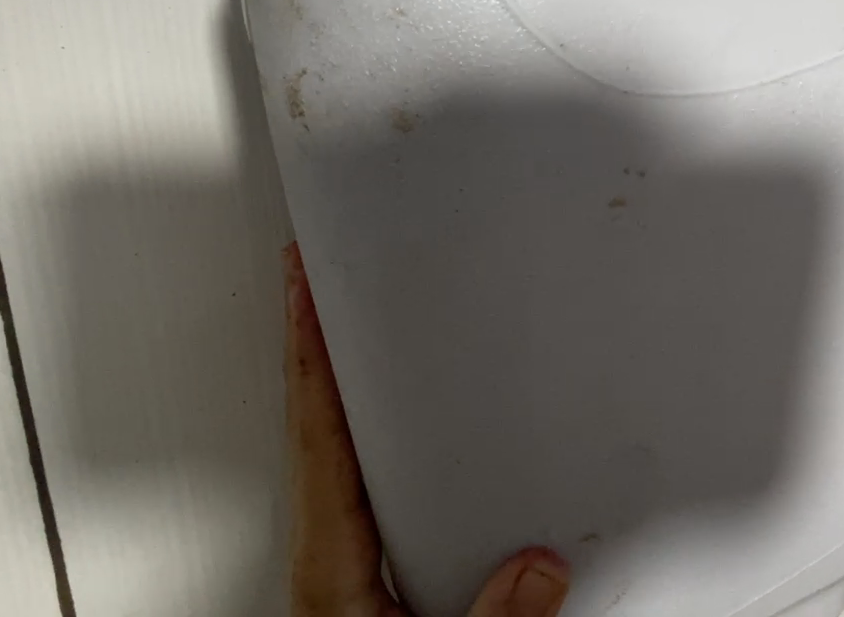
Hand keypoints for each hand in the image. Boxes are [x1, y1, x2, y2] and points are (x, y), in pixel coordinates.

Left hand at [285, 243, 570, 616]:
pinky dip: (348, 411)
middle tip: (316, 275)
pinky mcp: (351, 550)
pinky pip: (346, 458)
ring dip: (328, 371)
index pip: (320, 423)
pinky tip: (379, 399)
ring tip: (342, 314)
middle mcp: (324, 535)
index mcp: (331, 549)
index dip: (311, 346)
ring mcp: (333, 542)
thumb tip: (540, 568)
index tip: (304, 284)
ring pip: (325, 434)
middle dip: (312, 337)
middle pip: (312, 412)